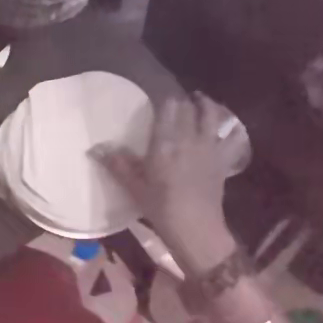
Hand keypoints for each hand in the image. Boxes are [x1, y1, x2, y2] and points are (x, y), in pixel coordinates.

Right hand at [95, 94, 243, 274]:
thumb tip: (94, 148)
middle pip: (188, 108)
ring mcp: (209, 147)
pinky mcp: (222, 159)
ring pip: (211, 115)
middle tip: (174, 98)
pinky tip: (223, 126)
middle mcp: (189, 138)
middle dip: (182, 99)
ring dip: (205, 104)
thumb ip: (117, 164)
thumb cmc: (161, 208)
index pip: (168, 107)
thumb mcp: (134, 187)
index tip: (157, 93)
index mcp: (165, 143)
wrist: (197, 229)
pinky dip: (226, 127)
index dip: (164, 96)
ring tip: (199, 99)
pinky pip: (228, 136)